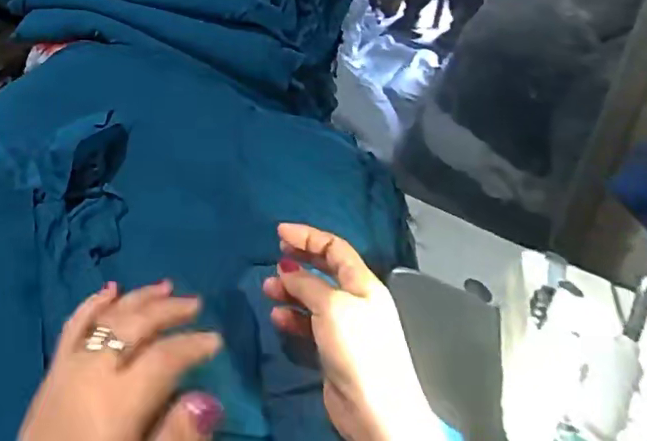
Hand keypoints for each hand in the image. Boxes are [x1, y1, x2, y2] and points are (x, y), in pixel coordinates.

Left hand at [19, 281, 224, 440]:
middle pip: (133, 326)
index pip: (163, 358)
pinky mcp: (54, 369)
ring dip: (135, 299)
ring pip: (106, 317)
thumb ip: (174, 437)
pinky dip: (93, 303)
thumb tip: (207, 400)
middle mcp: (93, 369)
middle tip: (195, 302)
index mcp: (119, 399)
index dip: (191, 345)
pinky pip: (74, 324)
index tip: (217, 338)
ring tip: (162, 286)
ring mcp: (70, 364)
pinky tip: (107, 291)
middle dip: (166, 311)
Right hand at [262, 224, 441, 440]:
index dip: (308, 236)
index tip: (279, 232)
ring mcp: (345, 327)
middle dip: (296, 262)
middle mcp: (356, 302)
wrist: (377, 412)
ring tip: (270, 292)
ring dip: (288, 290)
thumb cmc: (358, 349)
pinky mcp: (333, 348)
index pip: (335, 248)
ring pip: (310, 296)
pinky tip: (280, 319)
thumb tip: (287, 270)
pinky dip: (291, 316)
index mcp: (364, 286)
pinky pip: (307, 322)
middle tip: (274, 259)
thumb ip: (305, 282)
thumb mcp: (330, 305)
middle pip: (323, 270)